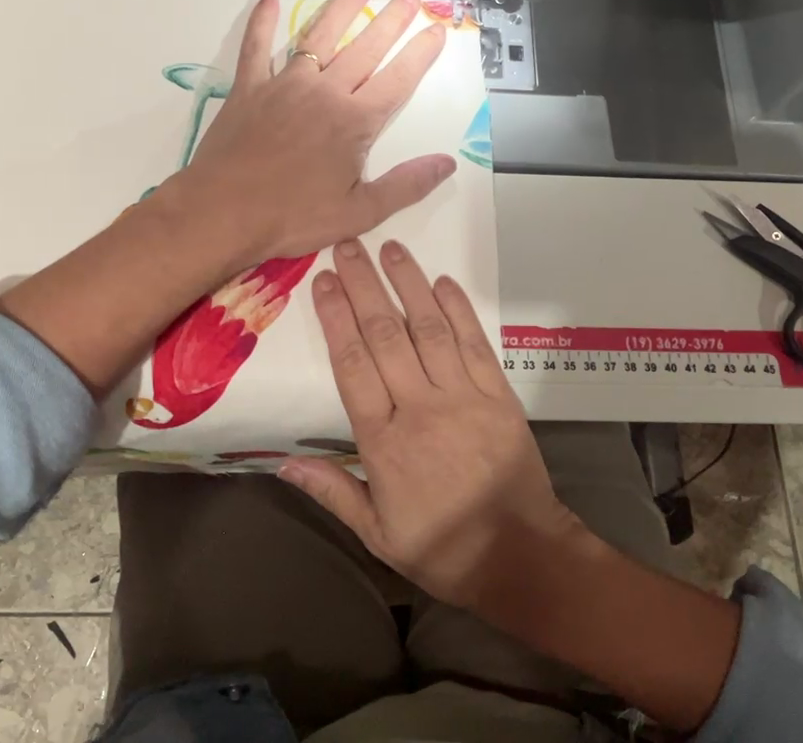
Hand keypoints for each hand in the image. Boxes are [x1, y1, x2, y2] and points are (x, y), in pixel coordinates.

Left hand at [165, 0, 456, 271]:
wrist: (222, 213)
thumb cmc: (292, 218)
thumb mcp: (359, 213)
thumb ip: (406, 186)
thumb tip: (447, 163)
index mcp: (354, 122)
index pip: (397, 80)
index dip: (420, 54)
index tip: (436, 30)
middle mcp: (324, 92)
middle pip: (365, 49)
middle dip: (391, 22)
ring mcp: (284, 85)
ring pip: (318, 37)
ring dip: (340, 9)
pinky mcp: (248, 89)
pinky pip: (256, 48)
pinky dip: (262, 23)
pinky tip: (268, 0)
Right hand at [278, 239, 585, 609]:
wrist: (521, 557)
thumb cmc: (442, 548)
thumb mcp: (377, 534)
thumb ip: (332, 491)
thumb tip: (282, 461)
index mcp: (384, 442)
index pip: (353, 366)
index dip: (336, 319)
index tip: (324, 282)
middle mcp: (421, 409)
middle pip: (386, 336)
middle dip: (365, 286)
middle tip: (348, 245)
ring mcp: (464, 397)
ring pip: (430, 329)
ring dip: (409, 285)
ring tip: (391, 247)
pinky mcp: (499, 396)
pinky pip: (475, 344)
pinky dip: (458, 310)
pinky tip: (441, 282)